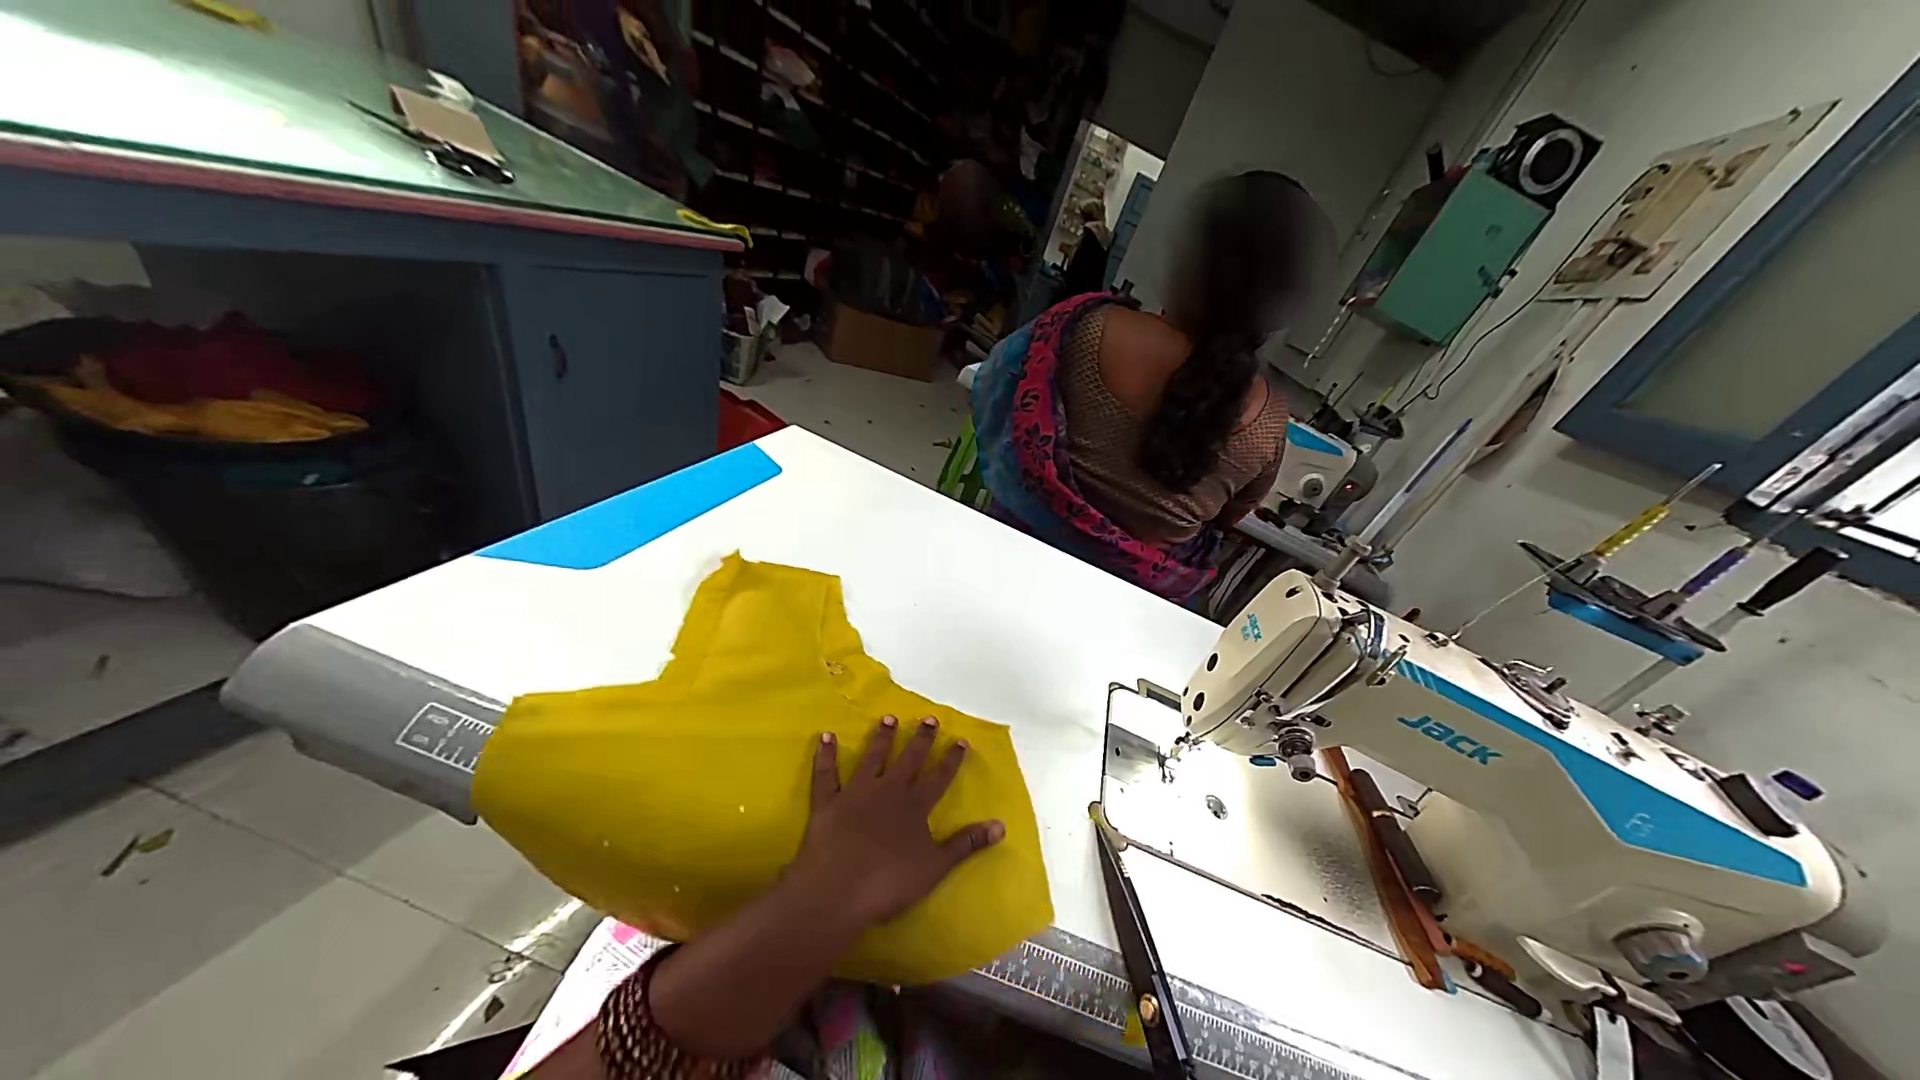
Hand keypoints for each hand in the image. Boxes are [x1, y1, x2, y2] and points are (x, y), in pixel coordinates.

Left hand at [786, 715, 1004, 929]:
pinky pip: (826, 773)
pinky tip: (826, 737)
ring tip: (889, 718)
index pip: (939, 777)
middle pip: (909, 760)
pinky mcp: (828, 802)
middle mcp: (888, 791)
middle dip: (921, 739)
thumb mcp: (935, 867)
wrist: (838, 890)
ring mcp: (856, 793)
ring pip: (872, 758)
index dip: (950, 759)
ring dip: (881, 738)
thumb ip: (966, 844)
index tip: (960, 740)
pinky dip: (826, 755)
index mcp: (915, 806)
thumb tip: (1001, 825)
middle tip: (928, 718)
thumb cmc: (889, 883)